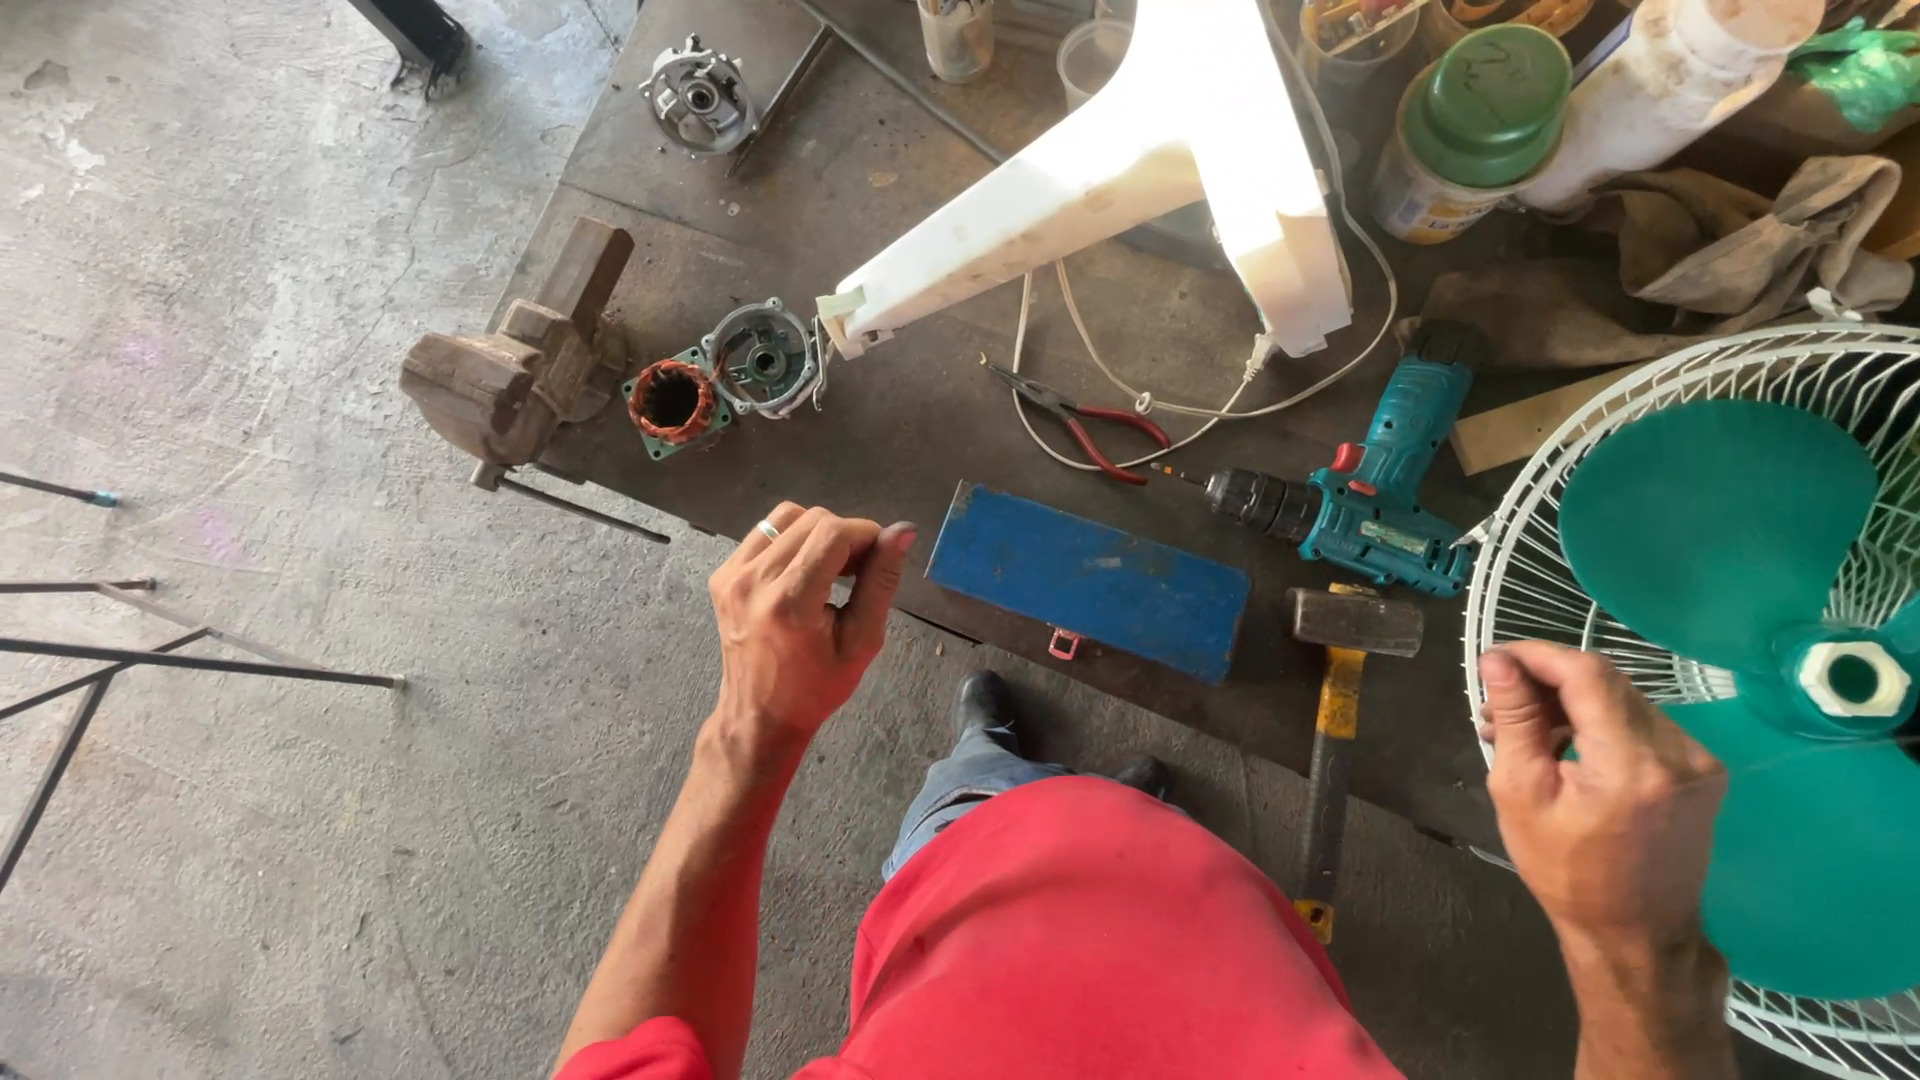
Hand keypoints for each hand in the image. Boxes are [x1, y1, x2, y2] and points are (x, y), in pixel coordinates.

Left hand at [707, 502, 916, 740]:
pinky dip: (792, 540)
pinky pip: (765, 531)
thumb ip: (881, 581)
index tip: (879, 557)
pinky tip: (802, 570)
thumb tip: (903, 530)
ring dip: (818, 533)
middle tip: (858, 570)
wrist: (759, 714)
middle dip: (846, 535)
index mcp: (790, 601)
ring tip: (831, 567)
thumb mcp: (862, 641)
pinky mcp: (723, 574)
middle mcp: (754, 579)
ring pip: (788, 516)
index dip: (867, 534)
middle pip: (813, 519)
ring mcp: (732, 574)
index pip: (834, 532)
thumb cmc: (816, 686)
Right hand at [1479, 642, 1726, 950]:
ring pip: (1619, 695)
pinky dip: (1592, 717)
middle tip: (1495, 704)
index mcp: (1632, 763)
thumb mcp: (1520, 791)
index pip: (1585, 673)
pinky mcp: (1698, 768)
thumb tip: (1497, 662)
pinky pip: (1637, 719)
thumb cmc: (1563, 868)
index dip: (1534, 655)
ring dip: (1565, 698)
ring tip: (1519, 727)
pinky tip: (1559, 740)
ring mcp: (1697, 759)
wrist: (1635, 932)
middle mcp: (1679, 752)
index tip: (1492, 663)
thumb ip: (1516, 720)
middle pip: (1604, 679)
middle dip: (1543, 677)